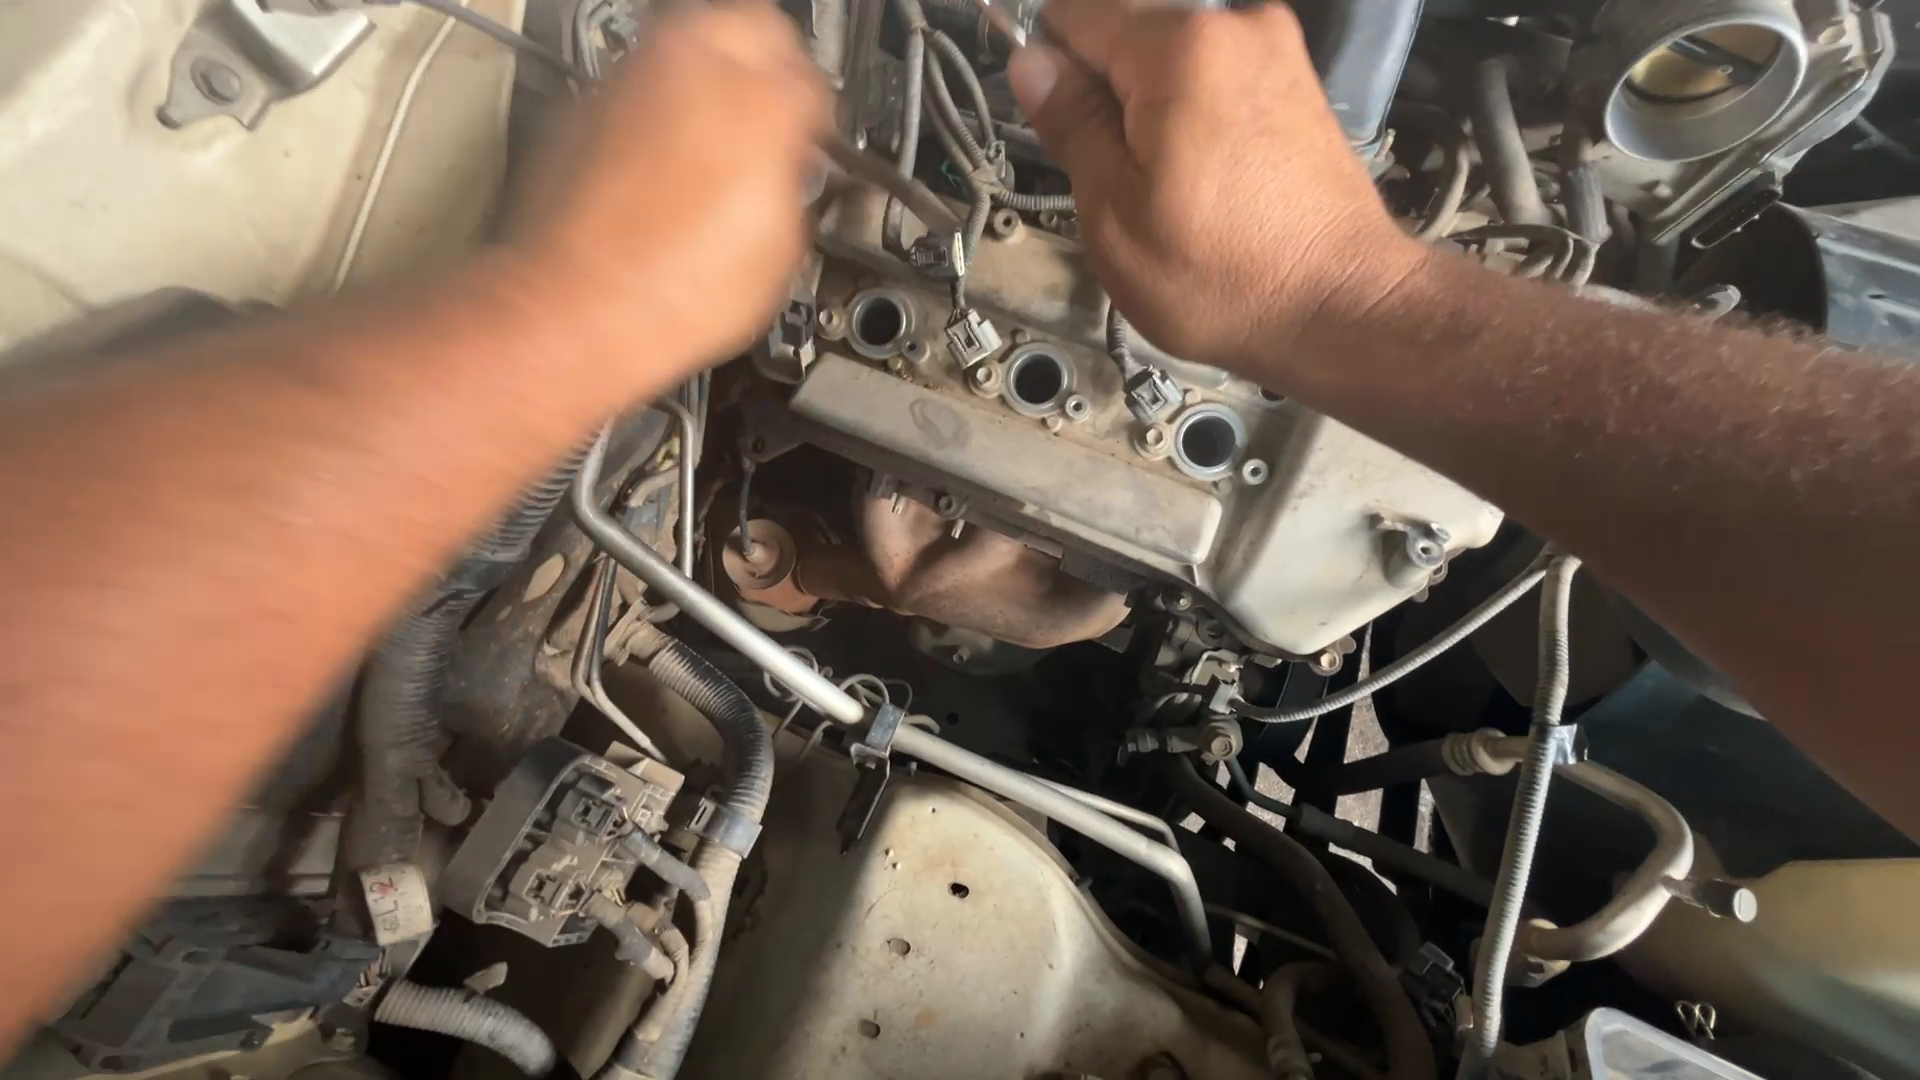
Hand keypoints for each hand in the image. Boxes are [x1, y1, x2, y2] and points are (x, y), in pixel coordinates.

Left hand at [512, 4, 830, 387]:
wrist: (587, 307)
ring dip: (719, 82)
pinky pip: (645, 81)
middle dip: (777, 71)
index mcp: (760, 103)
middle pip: (758, 26)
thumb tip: (796, 176)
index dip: (826, 121)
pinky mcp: (589, 101)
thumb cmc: (677, 292)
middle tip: (784, 120)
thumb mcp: (781, 250)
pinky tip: (679, 162)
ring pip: (693, 42)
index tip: (821, 145)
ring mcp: (633, 75)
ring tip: (730, 141)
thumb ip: (798, 190)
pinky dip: (669, 106)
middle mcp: (692, 66)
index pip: (817, 81)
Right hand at [1007, 0, 1431, 372]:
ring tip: (1155, 191)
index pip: (1078, 15)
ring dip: (1145, 116)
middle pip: (1131, 36)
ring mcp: (1278, 52)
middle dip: (1103, 97)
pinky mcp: (1299, 88)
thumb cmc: (1213, 275)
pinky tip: (1197, 184)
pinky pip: (1216, 85)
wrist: (1337, 308)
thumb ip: (1071, 124)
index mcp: (1180, 46)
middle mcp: (1238, 23)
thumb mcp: (1114, 211)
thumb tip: (1030, 61)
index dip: (1047, 65)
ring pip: (1173, 66)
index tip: (1054, 131)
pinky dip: (1189, 122)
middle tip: (1108, 181)